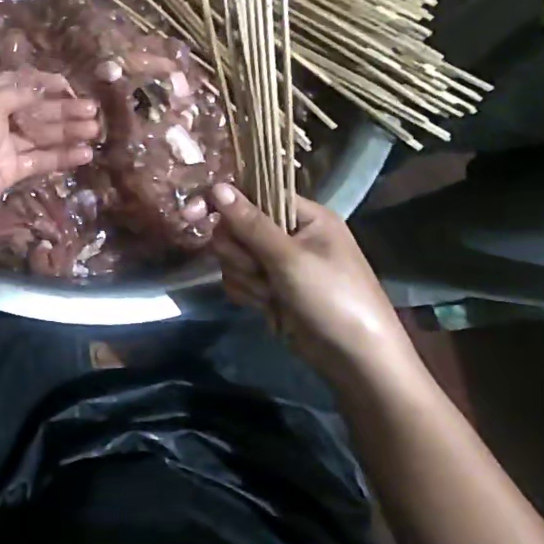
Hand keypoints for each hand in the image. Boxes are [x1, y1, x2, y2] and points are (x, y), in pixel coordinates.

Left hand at [0, 70, 99, 229]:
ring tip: (95, 130)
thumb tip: (38, 85)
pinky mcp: (10, 170)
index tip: (69, 85)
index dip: (43, 83)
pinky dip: (61, 156)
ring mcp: (2, 147)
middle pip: (33, 110)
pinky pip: (39, 159)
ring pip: (40, 135)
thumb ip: (14, 94)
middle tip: (92, 110)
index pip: (17, 84)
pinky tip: (84, 154)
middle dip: (62, 108)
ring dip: (67, 131)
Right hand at [208, 184, 411, 379]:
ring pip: (231, 256)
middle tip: (256, 269)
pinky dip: (245, 292)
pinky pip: (235, 278)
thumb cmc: (332, 298)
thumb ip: (250, 223)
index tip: (191, 214)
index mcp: (305, 217)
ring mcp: (277, 262)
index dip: (222, 202)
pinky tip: (265, 305)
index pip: (254, 194)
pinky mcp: (268, 287)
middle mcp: (289, 234)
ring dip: (244, 276)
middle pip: (235, 227)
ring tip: (270, 293)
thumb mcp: (289, 258)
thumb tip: (217, 186)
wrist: (352, 357)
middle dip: (238, 252)